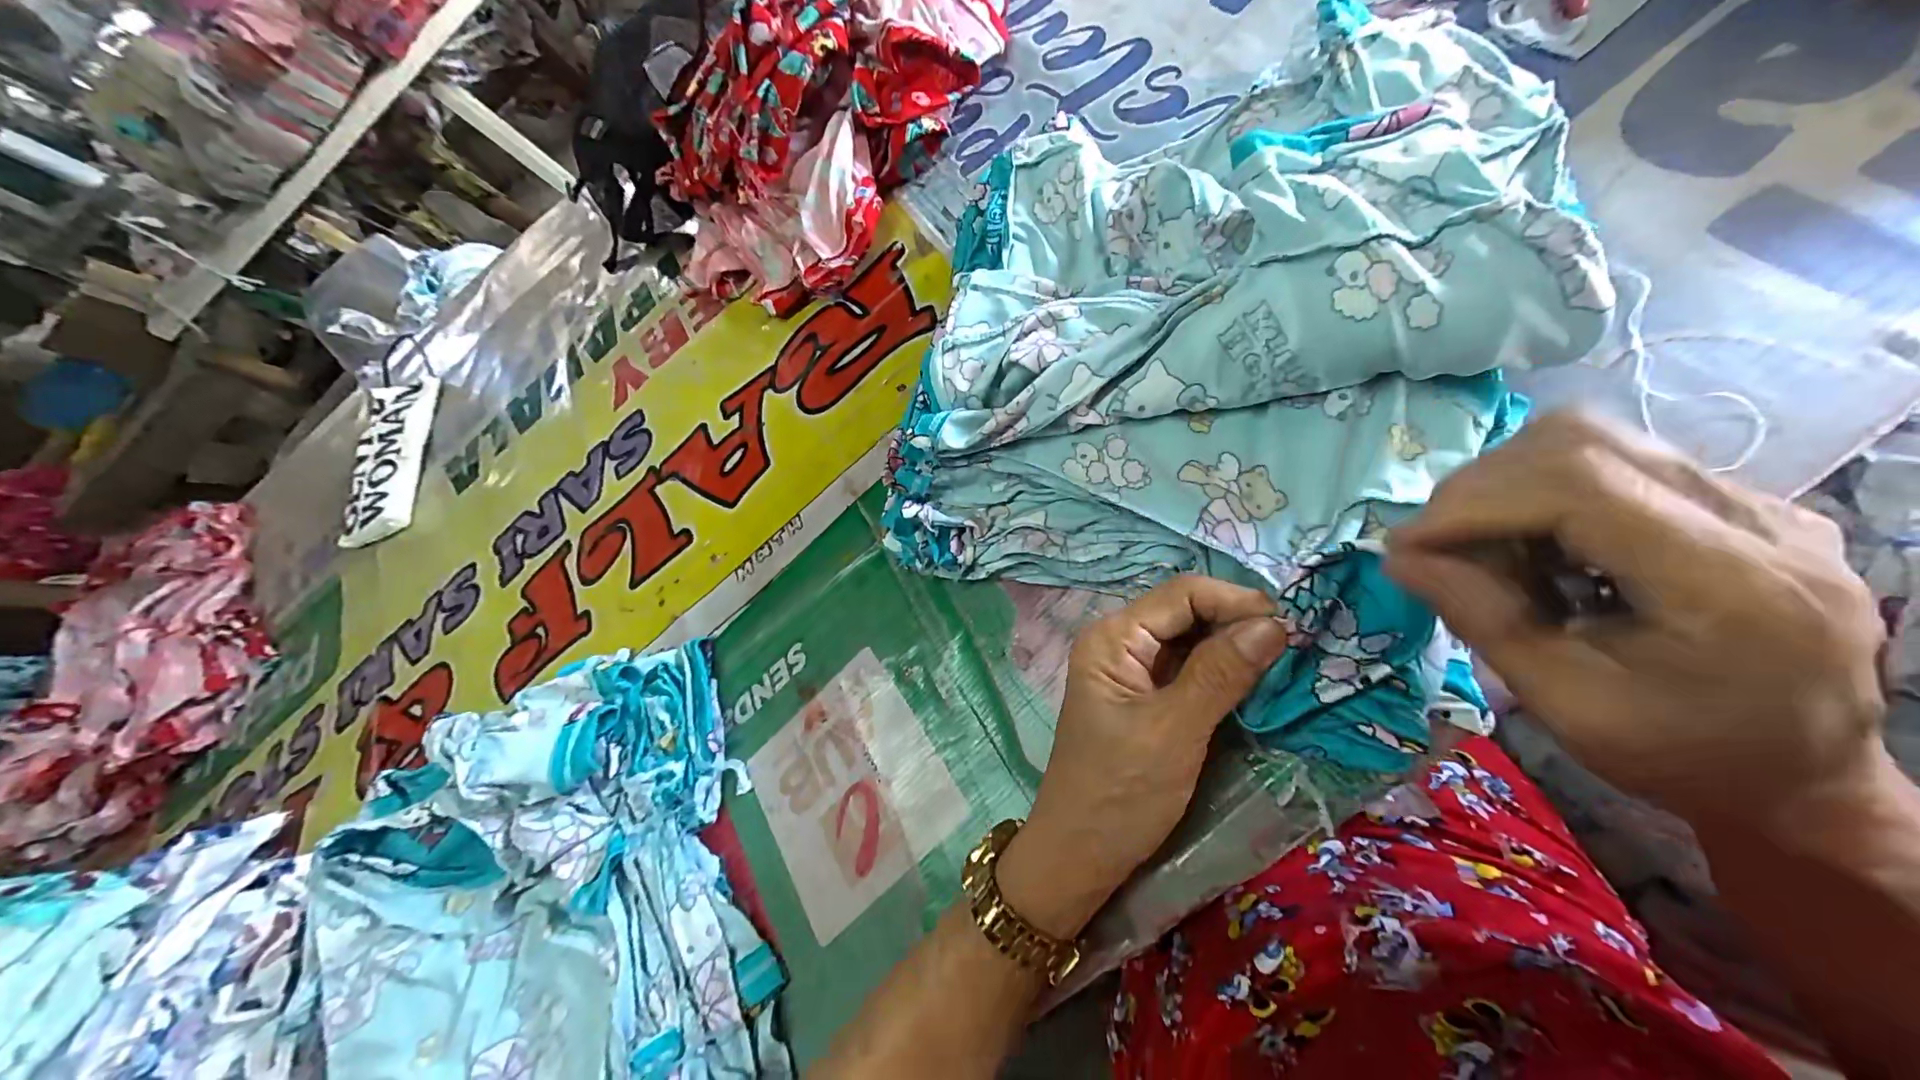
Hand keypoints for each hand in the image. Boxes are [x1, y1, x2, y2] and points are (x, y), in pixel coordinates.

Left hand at [996, 576, 1289, 938]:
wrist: (1080, 855)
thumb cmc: (1120, 794)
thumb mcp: (1175, 731)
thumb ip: (1221, 673)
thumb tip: (1275, 622)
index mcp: (1113, 638)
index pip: (1182, 594)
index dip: (1237, 601)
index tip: (1292, 628)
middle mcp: (1119, 644)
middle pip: (1188, 613)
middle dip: (1240, 624)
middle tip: (1299, 649)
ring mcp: (1132, 672)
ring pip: (1193, 642)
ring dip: (1237, 649)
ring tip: (1288, 665)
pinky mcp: (1146, 700)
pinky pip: (1190, 671)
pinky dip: (1223, 674)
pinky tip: (1257, 686)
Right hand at [1384, 412, 1888, 830]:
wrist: (1804, 777)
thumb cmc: (1681, 757)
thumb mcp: (1568, 706)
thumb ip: (1483, 621)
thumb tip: (1398, 557)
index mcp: (1729, 584)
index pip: (1579, 487)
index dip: (1473, 503)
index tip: (1407, 544)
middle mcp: (1758, 520)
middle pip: (1583, 444)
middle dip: (1480, 488)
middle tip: (1436, 545)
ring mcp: (1758, 502)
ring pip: (1594, 440)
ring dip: (1507, 484)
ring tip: (1485, 546)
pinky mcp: (1738, 503)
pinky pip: (1615, 462)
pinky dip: (1543, 493)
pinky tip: (1537, 547)